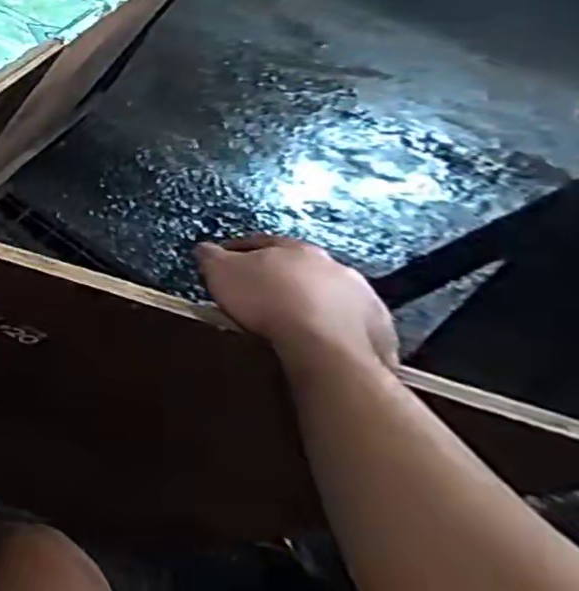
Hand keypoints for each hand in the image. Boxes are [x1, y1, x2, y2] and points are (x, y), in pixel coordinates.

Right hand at [197, 236, 396, 374]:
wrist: (324, 348)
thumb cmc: (265, 301)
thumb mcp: (218, 270)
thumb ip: (209, 254)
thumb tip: (207, 249)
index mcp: (297, 248)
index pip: (260, 242)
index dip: (237, 252)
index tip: (223, 265)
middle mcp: (336, 266)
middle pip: (299, 268)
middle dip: (279, 278)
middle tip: (257, 294)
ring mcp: (365, 298)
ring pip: (328, 295)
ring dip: (310, 302)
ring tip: (287, 320)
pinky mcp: (383, 330)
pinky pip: (349, 324)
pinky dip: (332, 328)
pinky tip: (317, 340)